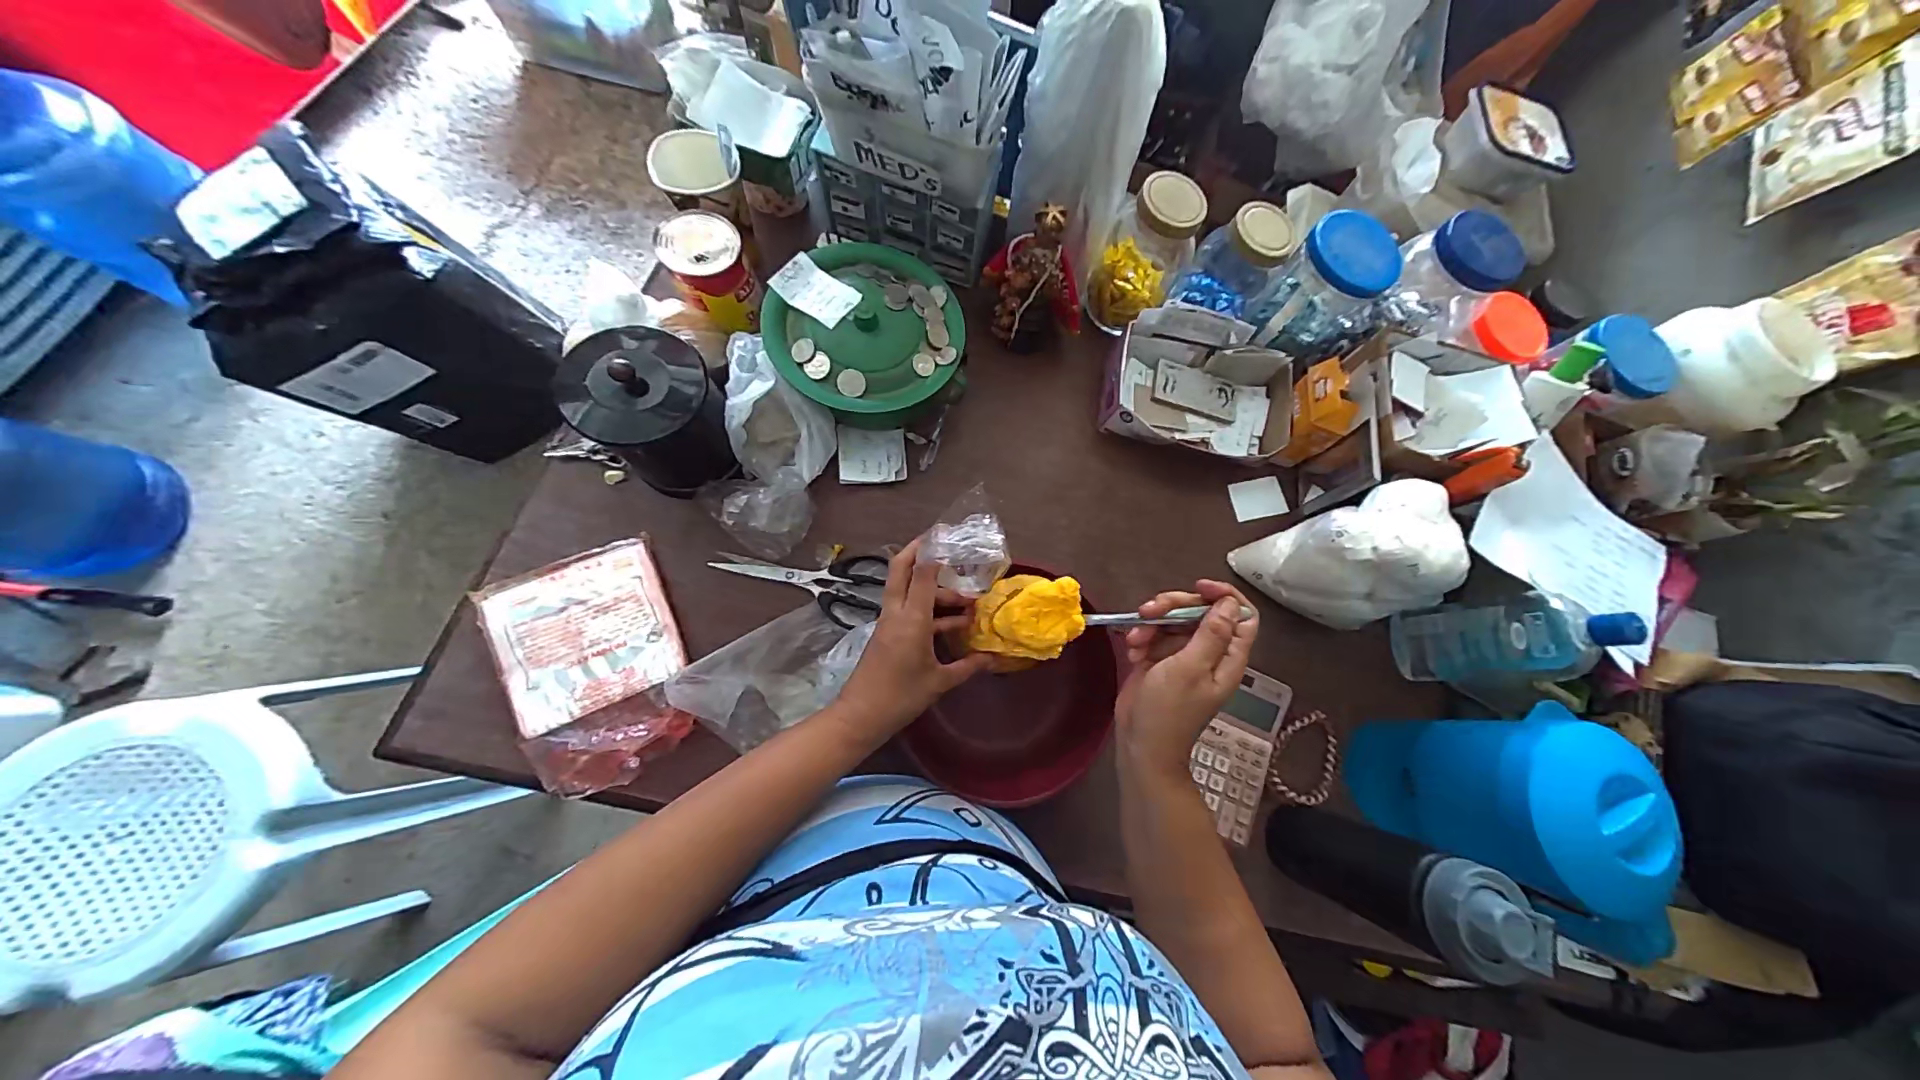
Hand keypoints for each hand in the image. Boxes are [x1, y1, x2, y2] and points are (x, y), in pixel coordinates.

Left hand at [833, 537, 992, 736]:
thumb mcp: (939, 682)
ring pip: (909, 591)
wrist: (861, 715)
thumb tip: (993, 658)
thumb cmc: (901, 697)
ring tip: (967, 603)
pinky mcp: (887, 634)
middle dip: (919, 552)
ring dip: (935, 591)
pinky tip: (953, 625)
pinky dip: (929, 610)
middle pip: (902, 570)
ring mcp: (889, 622)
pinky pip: (908, 610)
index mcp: (912, 619)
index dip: (934, 551)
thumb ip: (968, 667)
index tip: (949, 536)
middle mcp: (897, 613)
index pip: (922, 573)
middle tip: (945, 545)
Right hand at [1114, 580, 1258, 778]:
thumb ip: (1210, 634)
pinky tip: (1132, 652)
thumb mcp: (1190, 669)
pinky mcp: (1159, 659)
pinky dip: (1141, 638)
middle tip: (1149, 611)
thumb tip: (1229, 603)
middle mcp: (1208, 652)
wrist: (1140, 743)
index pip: (1240, 615)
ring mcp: (1182, 655)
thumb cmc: (1168, 710)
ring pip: (1173, 620)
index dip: (1223, 596)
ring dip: (1151, 624)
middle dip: (1173, 607)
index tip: (1197, 588)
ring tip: (1135, 642)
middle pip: (1199, 611)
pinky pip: (1154, 634)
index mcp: (1226, 656)